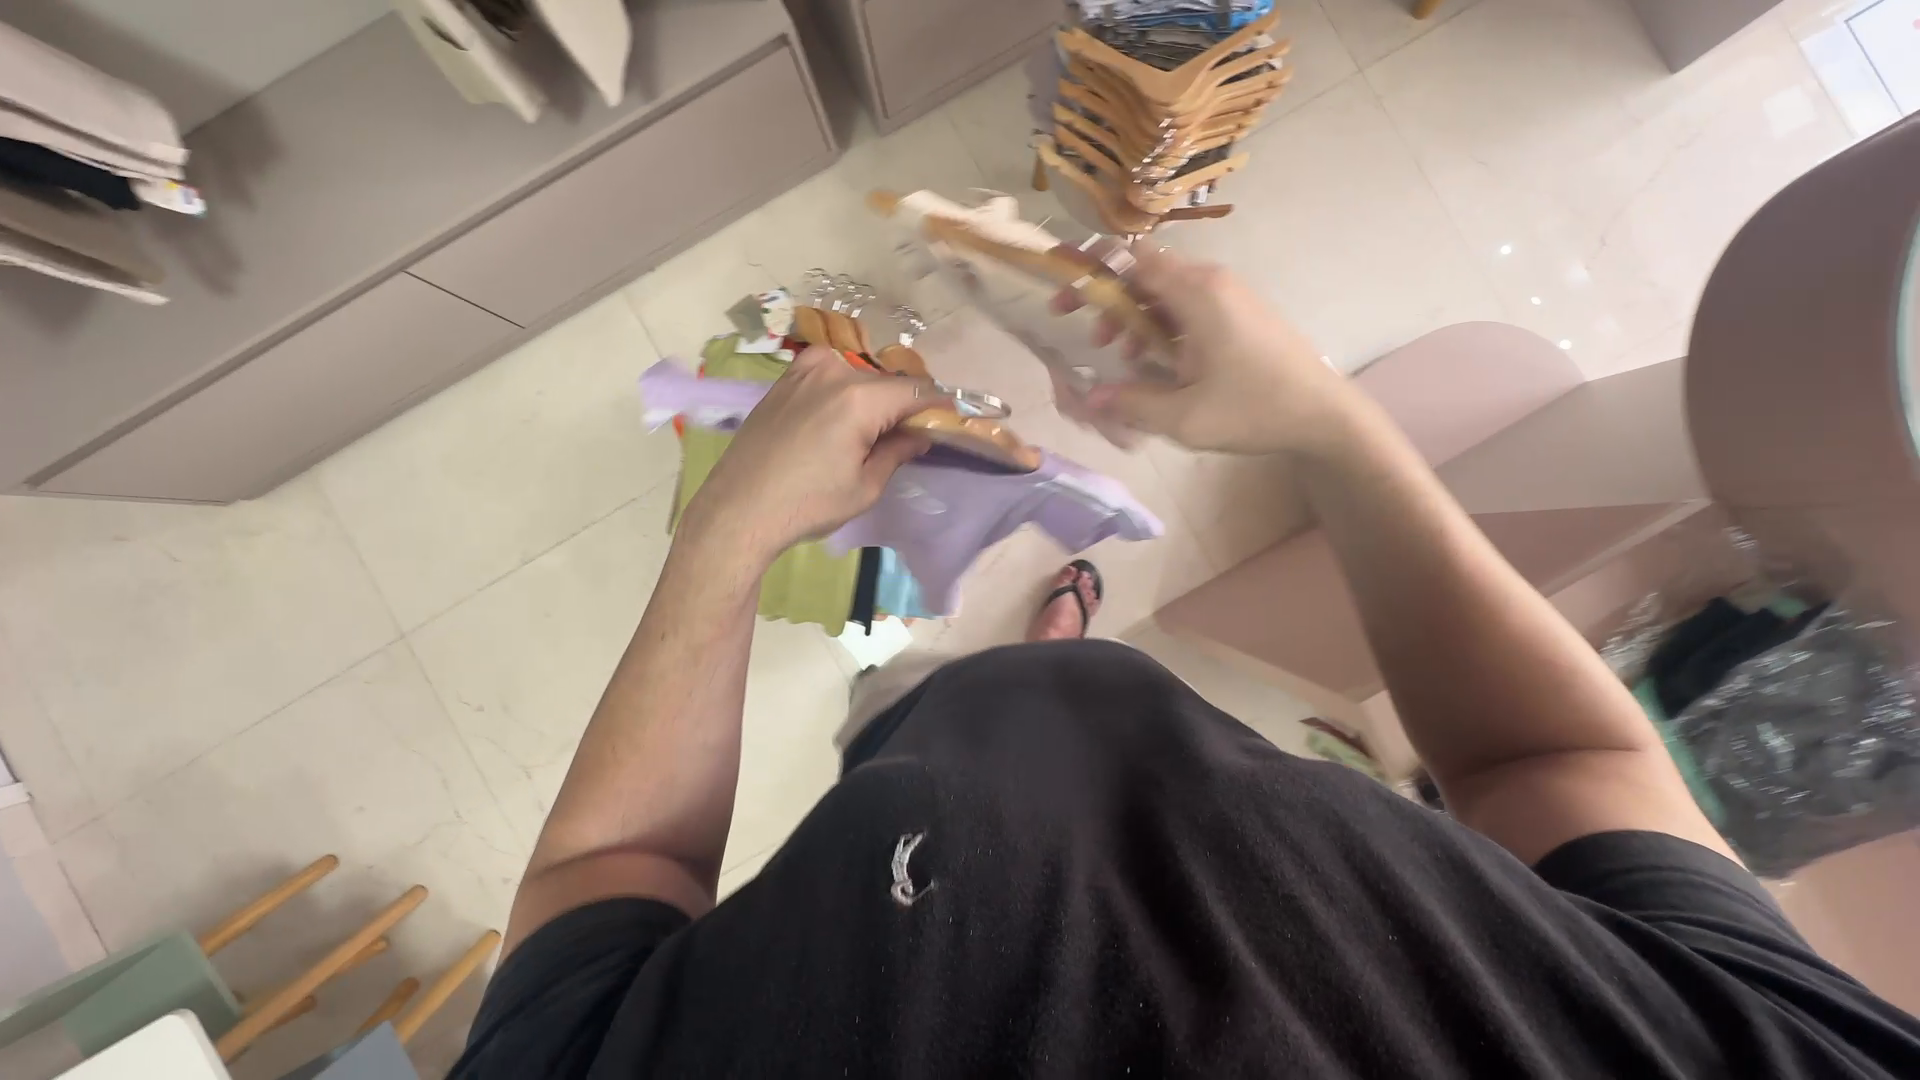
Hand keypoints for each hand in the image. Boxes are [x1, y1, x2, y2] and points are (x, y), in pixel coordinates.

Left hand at [681, 346, 931, 565]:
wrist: (738, 509)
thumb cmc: (807, 504)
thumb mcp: (865, 487)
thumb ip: (898, 452)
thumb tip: (920, 434)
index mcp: (859, 397)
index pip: (916, 390)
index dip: (938, 406)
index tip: (950, 422)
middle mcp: (832, 370)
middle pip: (886, 382)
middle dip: (903, 405)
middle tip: (909, 437)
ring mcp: (803, 371)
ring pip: (857, 376)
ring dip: (872, 399)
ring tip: (871, 434)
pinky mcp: (784, 381)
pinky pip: (828, 377)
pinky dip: (844, 393)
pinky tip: (838, 423)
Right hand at [1055, 248, 1365, 456]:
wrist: (1325, 416)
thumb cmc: (1254, 410)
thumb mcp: (1184, 417)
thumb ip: (1130, 403)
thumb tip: (1088, 397)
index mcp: (1198, 294)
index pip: (1132, 259)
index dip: (1091, 273)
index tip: (1065, 300)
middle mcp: (1213, 283)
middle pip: (1146, 274)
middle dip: (1111, 303)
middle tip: (1092, 340)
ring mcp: (1230, 296)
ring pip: (1167, 293)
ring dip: (1136, 319)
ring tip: (1125, 359)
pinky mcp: (1240, 314)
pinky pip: (1188, 308)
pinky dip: (1162, 328)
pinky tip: (1159, 364)